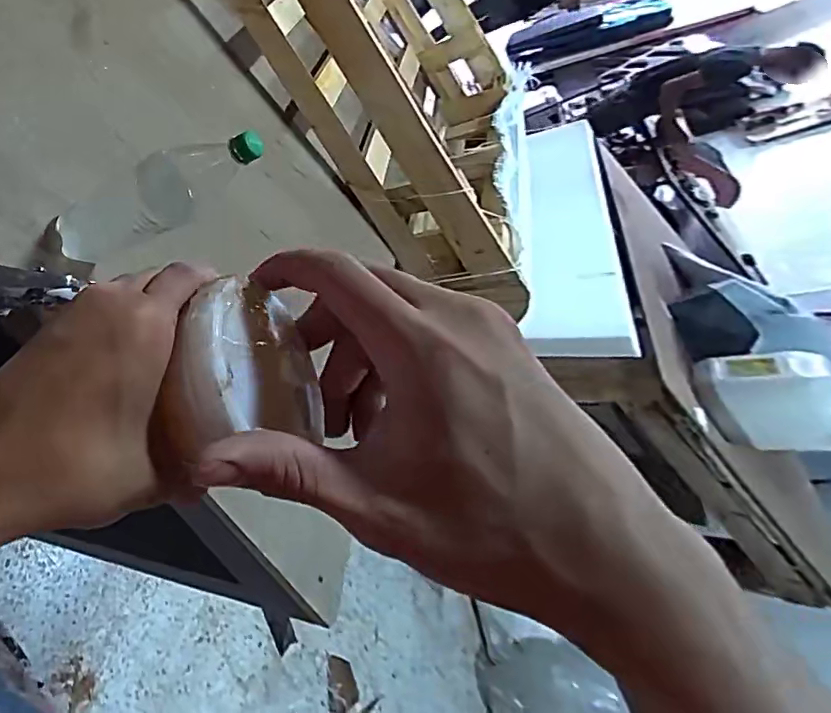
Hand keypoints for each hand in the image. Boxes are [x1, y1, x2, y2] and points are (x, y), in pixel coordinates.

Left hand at [0, 261, 213, 533]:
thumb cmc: (76, 463)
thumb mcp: (148, 476)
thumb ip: (190, 469)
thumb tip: (213, 471)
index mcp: (143, 322)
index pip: (188, 276)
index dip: (214, 288)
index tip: (233, 316)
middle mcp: (110, 300)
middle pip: (159, 278)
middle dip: (185, 299)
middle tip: (207, 340)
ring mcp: (76, 307)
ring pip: (127, 291)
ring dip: (150, 309)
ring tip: (170, 353)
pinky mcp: (53, 322)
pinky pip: (101, 306)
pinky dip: (121, 320)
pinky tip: (127, 363)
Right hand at [188, 250, 695, 646]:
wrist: (622, 563)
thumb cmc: (492, 532)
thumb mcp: (376, 508)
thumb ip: (288, 471)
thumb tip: (208, 463)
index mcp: (420, 345)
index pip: (336, 272)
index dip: (287, 268)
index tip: (256, 289)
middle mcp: (456, 317)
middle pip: (361, 287)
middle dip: (320, 324)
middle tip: (306, 379)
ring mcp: (491, 326)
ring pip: (395, 302)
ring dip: (358, 341)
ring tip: (357, 413)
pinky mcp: (510, 343)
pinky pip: (431, 318)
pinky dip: (396, 346)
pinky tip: (403, 411)